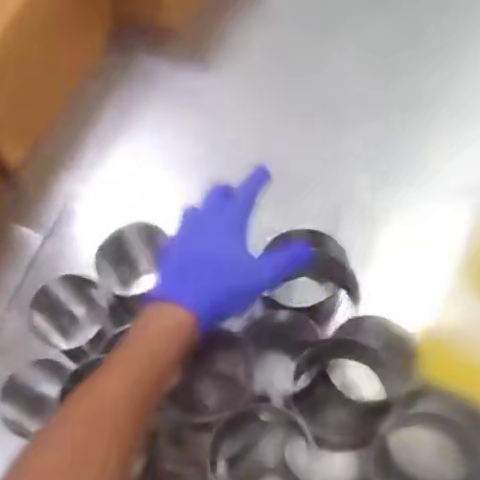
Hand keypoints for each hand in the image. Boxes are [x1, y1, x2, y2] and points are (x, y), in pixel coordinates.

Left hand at [150, 166, 311, 329]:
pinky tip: (188, 241)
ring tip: (211, 214)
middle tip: (235, 194)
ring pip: (194, 210)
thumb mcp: (260, 277)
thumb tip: (308, 249)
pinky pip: (179, 235)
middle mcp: (204, 220)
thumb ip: (284, 262)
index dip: (256, 180)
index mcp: (229, 221)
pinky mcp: (170, 251)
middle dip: (228, 192)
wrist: (179, 308)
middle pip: (215, 195)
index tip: (263, 171)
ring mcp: (184, 234)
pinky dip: (187, 234)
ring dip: (205, 209)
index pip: (245, 192)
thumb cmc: (222, 288)